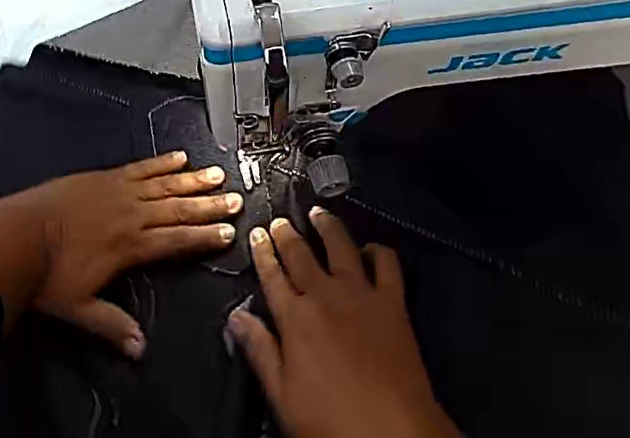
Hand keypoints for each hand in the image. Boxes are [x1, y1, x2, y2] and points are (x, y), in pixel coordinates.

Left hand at [0, 151, 241, 358]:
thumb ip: (112, 326)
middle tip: (235, 200)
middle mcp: (133, 214)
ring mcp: (121, 191)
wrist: (19, 236)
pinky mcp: (108, 176)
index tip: (228, 232)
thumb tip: (140, 350)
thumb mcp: (80, 309)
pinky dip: (162, 162)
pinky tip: (179, 157)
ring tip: (217, 175)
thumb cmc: (49, 276)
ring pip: (166, 184)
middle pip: (179, 208)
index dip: (204, 236)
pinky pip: (142, 167)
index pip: (176, 240)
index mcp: (131, 245)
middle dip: (209, 206)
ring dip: (193, 181)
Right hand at [228, 209, 459, 437]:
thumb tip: (237, 318)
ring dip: (327, 226)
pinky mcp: (392, 300)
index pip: (272, 276)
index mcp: (295, 319)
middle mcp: (325, 295)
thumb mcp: (283, 397)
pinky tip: (370, 249)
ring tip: (318, 214)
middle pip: (300, 254)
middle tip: (279, 221)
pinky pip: (386, 263)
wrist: (392, 434)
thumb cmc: (333, 424)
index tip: (257, 235)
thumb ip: (260, 351)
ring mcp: (360, 293)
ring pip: (339, 245)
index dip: (262, 252)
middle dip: (286, 234)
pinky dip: (378, 251)